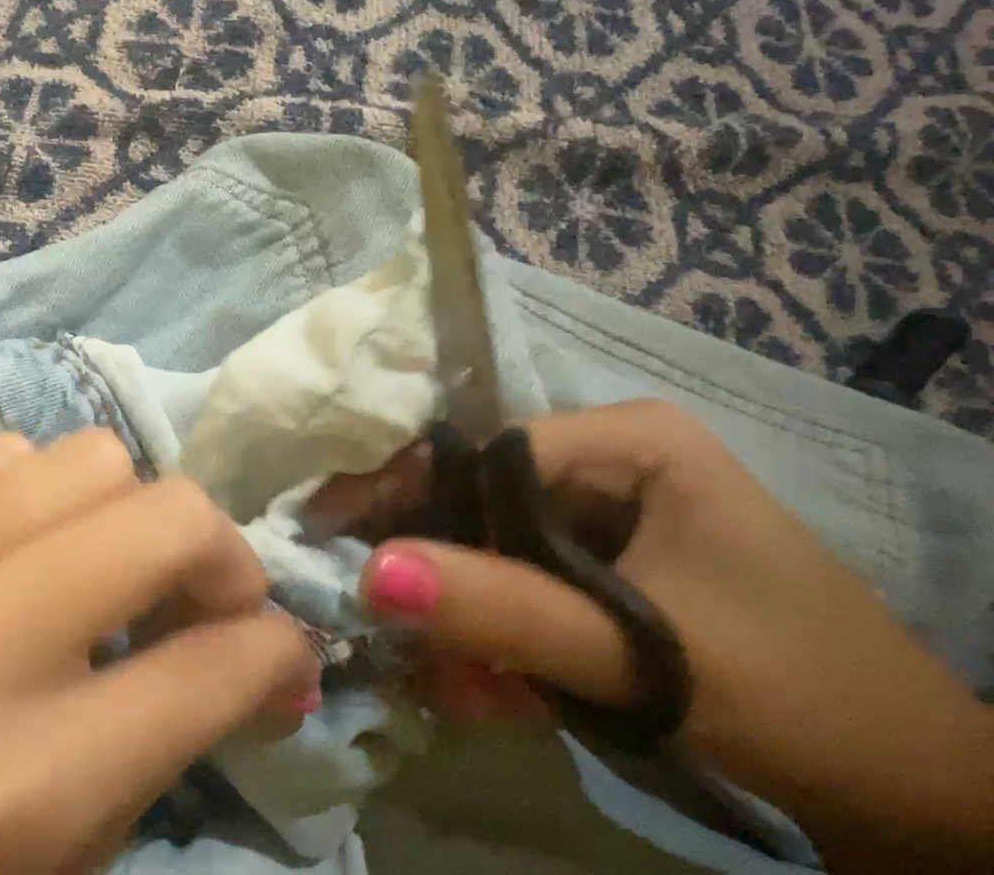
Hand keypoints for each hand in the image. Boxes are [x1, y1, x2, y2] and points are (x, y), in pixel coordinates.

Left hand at [0, 430, 318, 872]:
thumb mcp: (62, 847)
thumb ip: (175, 736)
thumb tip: (273, 652)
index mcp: (18, 780)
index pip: (210, 669)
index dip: (273, 651)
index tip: (278, 650)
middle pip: (163, 520)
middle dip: (218, 557)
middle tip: (202, 595)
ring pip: (91, 457)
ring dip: (122, 515)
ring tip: (94, 568)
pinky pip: (5, 451)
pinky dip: (35, 497)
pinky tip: (8, 551)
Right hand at [315, 400, 993, 870]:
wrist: (908, 797)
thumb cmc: (796, 698)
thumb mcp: (641, 656)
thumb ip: (502, 609)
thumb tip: (366, 572)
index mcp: (626, 441)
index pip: (474, 453)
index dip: (397, 497)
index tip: (330, 548)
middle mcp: (604, 464)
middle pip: (471, 505)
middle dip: (437, 585)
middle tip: (404, 651)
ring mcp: (600, 521)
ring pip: (483, 558)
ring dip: (464, 631)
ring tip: (469, 699)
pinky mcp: (598, 574)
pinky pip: (513, 592)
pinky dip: (496, 647)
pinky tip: (501, 700)